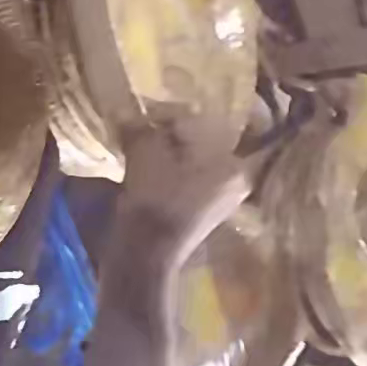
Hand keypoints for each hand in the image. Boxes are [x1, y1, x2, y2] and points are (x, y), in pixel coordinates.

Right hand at [114, 121, 248, 270]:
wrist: (145, 253)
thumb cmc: (151, 199)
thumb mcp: (144, 154)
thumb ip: (142, 128)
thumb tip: (130, 112)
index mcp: (231, 160)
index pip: (200, 122)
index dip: (166, 116)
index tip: (140, 118)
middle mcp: (237, 178)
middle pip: (200, 143)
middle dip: (169, 136)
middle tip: (139, 135)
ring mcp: (223, 198)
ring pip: (194, 162)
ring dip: (168, 155)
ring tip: (139, 155)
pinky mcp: (205, 214)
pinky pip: (189, 181)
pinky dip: (170, 174)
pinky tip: (148, 177)